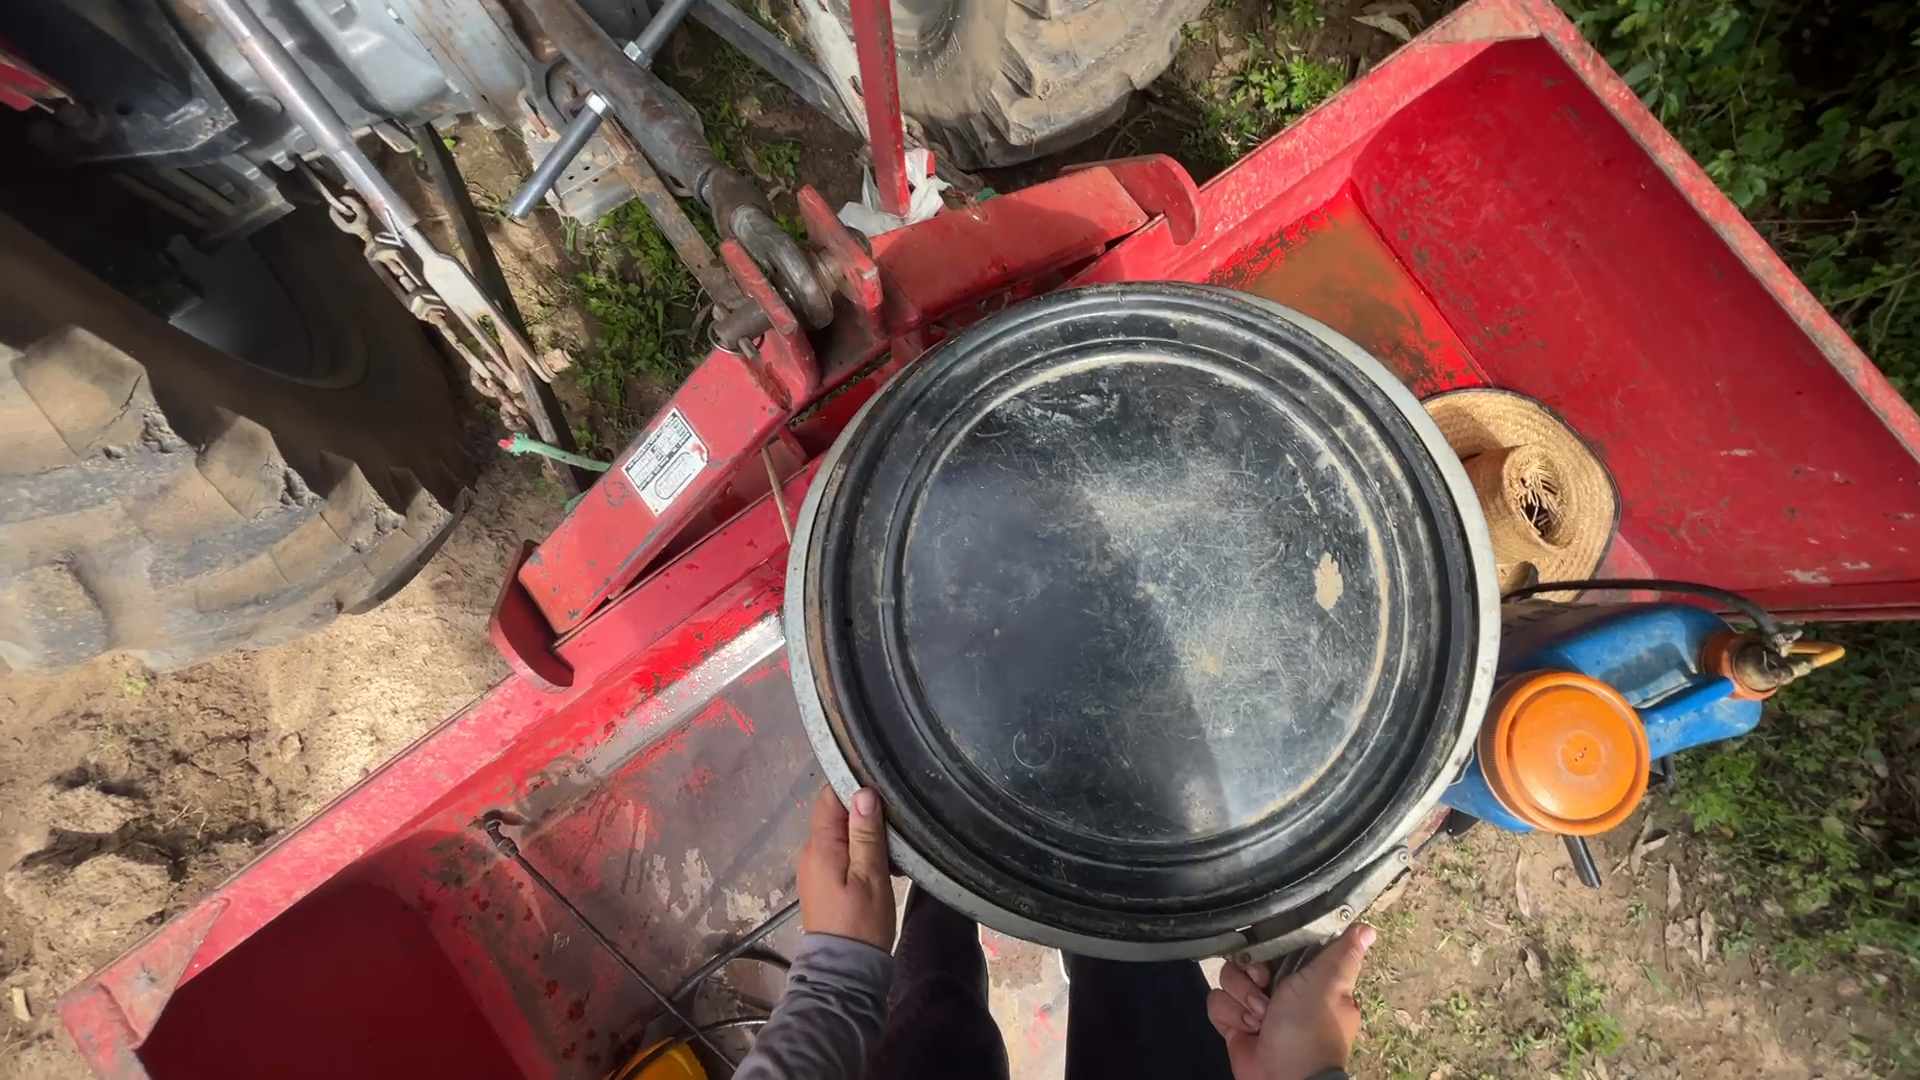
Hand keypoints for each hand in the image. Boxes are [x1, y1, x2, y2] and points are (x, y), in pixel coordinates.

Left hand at [797, 786, 895, 950]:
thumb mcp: (870, 875)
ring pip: (842, 834)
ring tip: (893, 849)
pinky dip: (861, 853)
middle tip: (895, 823)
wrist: (844, 974)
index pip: (830, 797)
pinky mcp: (823, 882)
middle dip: (865, 814)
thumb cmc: (861, 923)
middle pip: (837, 814)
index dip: (854, 788)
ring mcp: (815, 868)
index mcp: (820, 846)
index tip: (882, 790)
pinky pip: (842, 853)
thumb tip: (863, 793)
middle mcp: (811, 852)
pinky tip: (883, 865)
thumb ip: (865, 833)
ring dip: (866, 836)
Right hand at [1207, 924, 1374, 1079]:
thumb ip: (1342, 956)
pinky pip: (1216, 1002)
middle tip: (1265, 991)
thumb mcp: (1329, 986)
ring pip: (1229, 978)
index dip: (1266, 949)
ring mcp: (1253, 1008)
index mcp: (1303, 979)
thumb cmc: (1310, 1028)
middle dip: (1250, 976)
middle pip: (1245, 958)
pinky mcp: (1234, 1024)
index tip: (1270, 962)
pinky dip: (1229, 1016)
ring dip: (1241, 999)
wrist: (1285, 1078)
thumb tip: (1368, 928)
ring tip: (1257, 1019)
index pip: (1272, 945)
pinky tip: (1245, 1029)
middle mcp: (1277, 990)